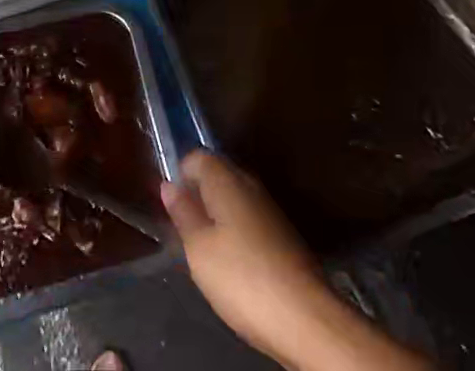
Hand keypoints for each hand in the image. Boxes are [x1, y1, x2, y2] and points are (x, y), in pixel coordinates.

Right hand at [161, 150, 429, 370]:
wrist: (306, 318)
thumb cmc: (242, 277)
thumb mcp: (199, 248)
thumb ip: (183, 212)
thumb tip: (169, 184)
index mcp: (227, 180)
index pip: (197, 156)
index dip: (179, 173)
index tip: (170, 202)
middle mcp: (251, 185)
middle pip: (218, 175)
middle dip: (198, 194)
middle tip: (182, 226)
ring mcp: (271, 210)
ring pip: (235, 198)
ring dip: (217, 215)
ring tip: (202, 247)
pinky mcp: (284, 235)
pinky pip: (250, 219)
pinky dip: (236, 231)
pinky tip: (230, 261)